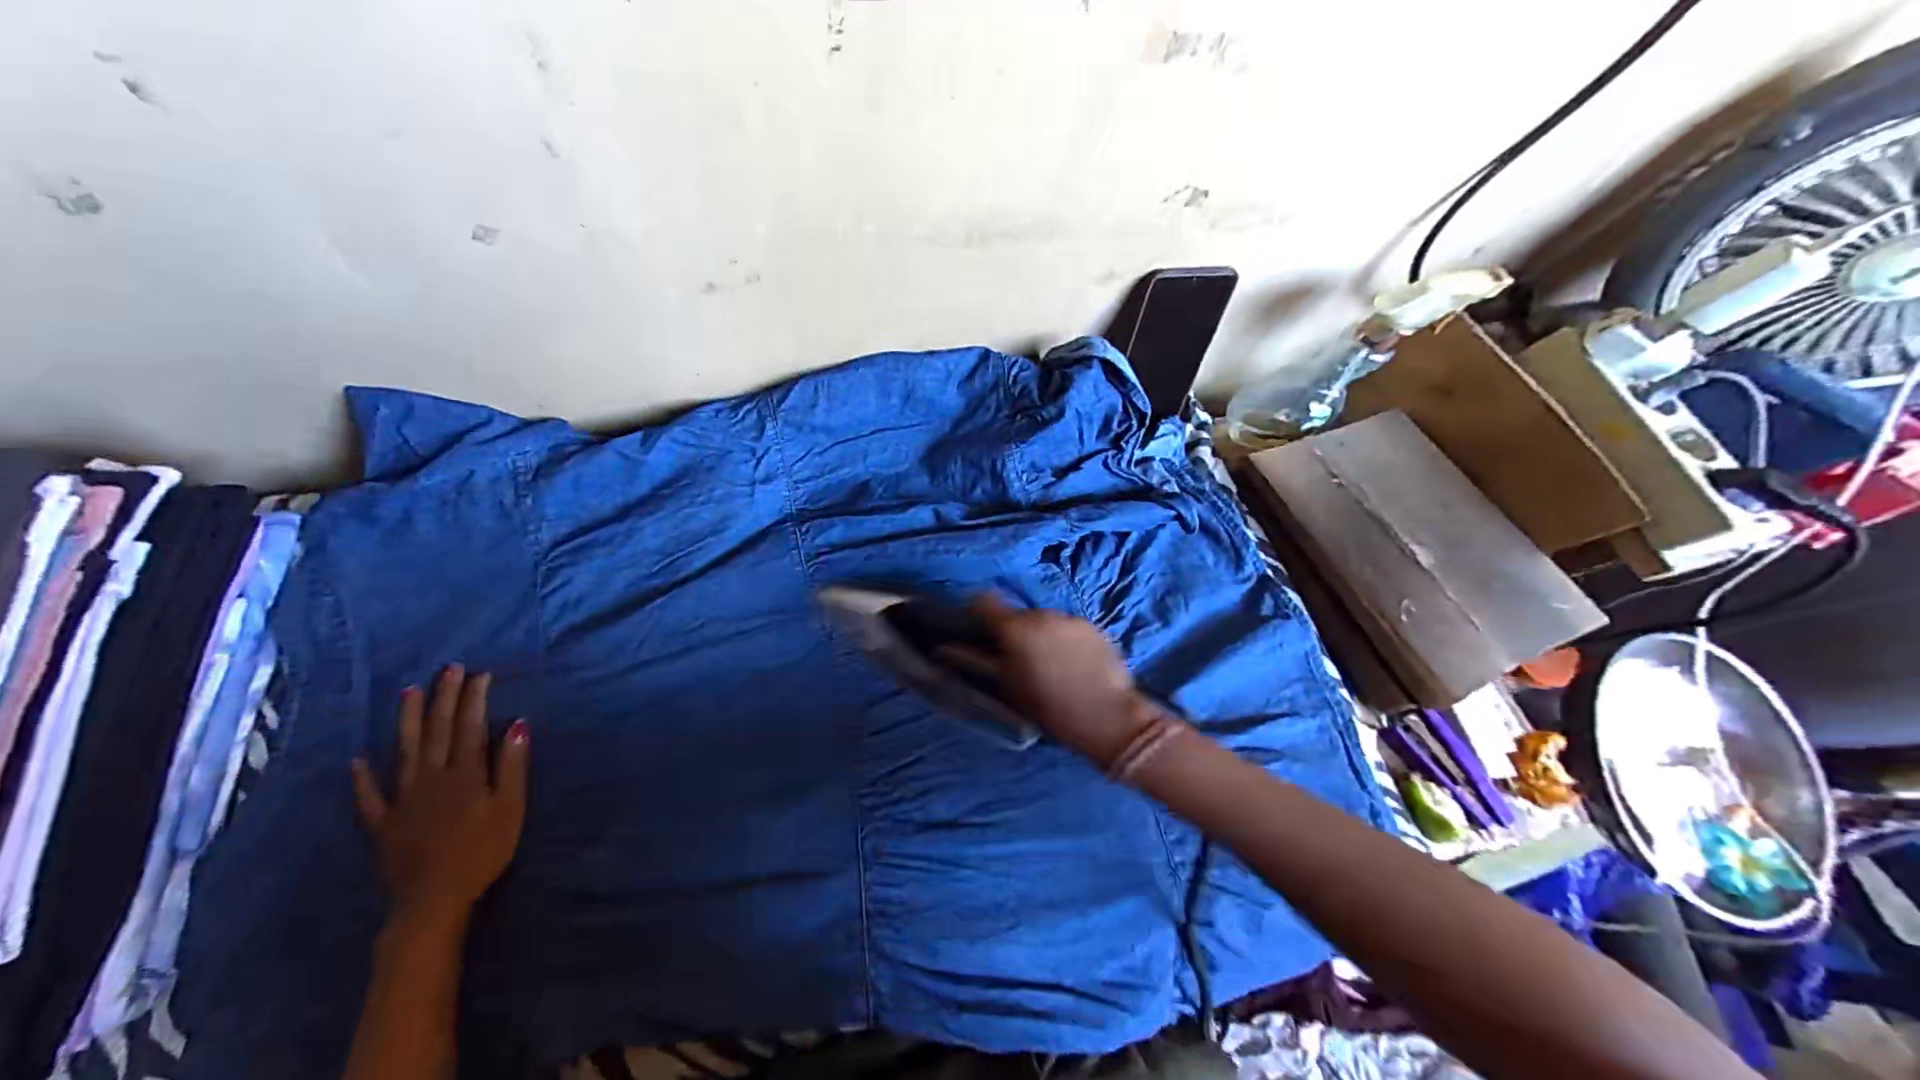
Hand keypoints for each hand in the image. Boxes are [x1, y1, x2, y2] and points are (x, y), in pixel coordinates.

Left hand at [351, 665, 529, 926]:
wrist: (433, 900)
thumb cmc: (483, 852)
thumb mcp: (511, 808)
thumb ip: (512, 766)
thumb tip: (518, 724)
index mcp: (464, 774)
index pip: (469, 726)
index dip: (474, 698)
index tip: (479, 674)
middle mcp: (431, 778)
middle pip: (436, 731)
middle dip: (443, 698)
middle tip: (448, 669)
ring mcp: (402, 799)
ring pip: (403, 751)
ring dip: (406, 720)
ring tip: (408, 692)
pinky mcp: (382, 823)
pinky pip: (369, 795)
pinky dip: (362, 777)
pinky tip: (358, 759)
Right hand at [971, 594, 1156, 766]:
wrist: (1107, 716)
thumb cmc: (1050, 707)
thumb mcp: (1009, 687)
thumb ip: (978, 661)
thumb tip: (947, 648)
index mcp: (1015, 628)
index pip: (984, 601)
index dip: (979, 612)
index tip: (982, 630)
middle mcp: (1042, 614)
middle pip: (1019, 615)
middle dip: (1017, 632)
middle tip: (1023, 661)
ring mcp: (1070, 618)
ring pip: (1046, 621)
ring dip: (1043, 636)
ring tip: (1053, 666)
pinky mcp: (1094, 626)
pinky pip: (1070, 628)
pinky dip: (1067, 641)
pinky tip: (1076, 665)